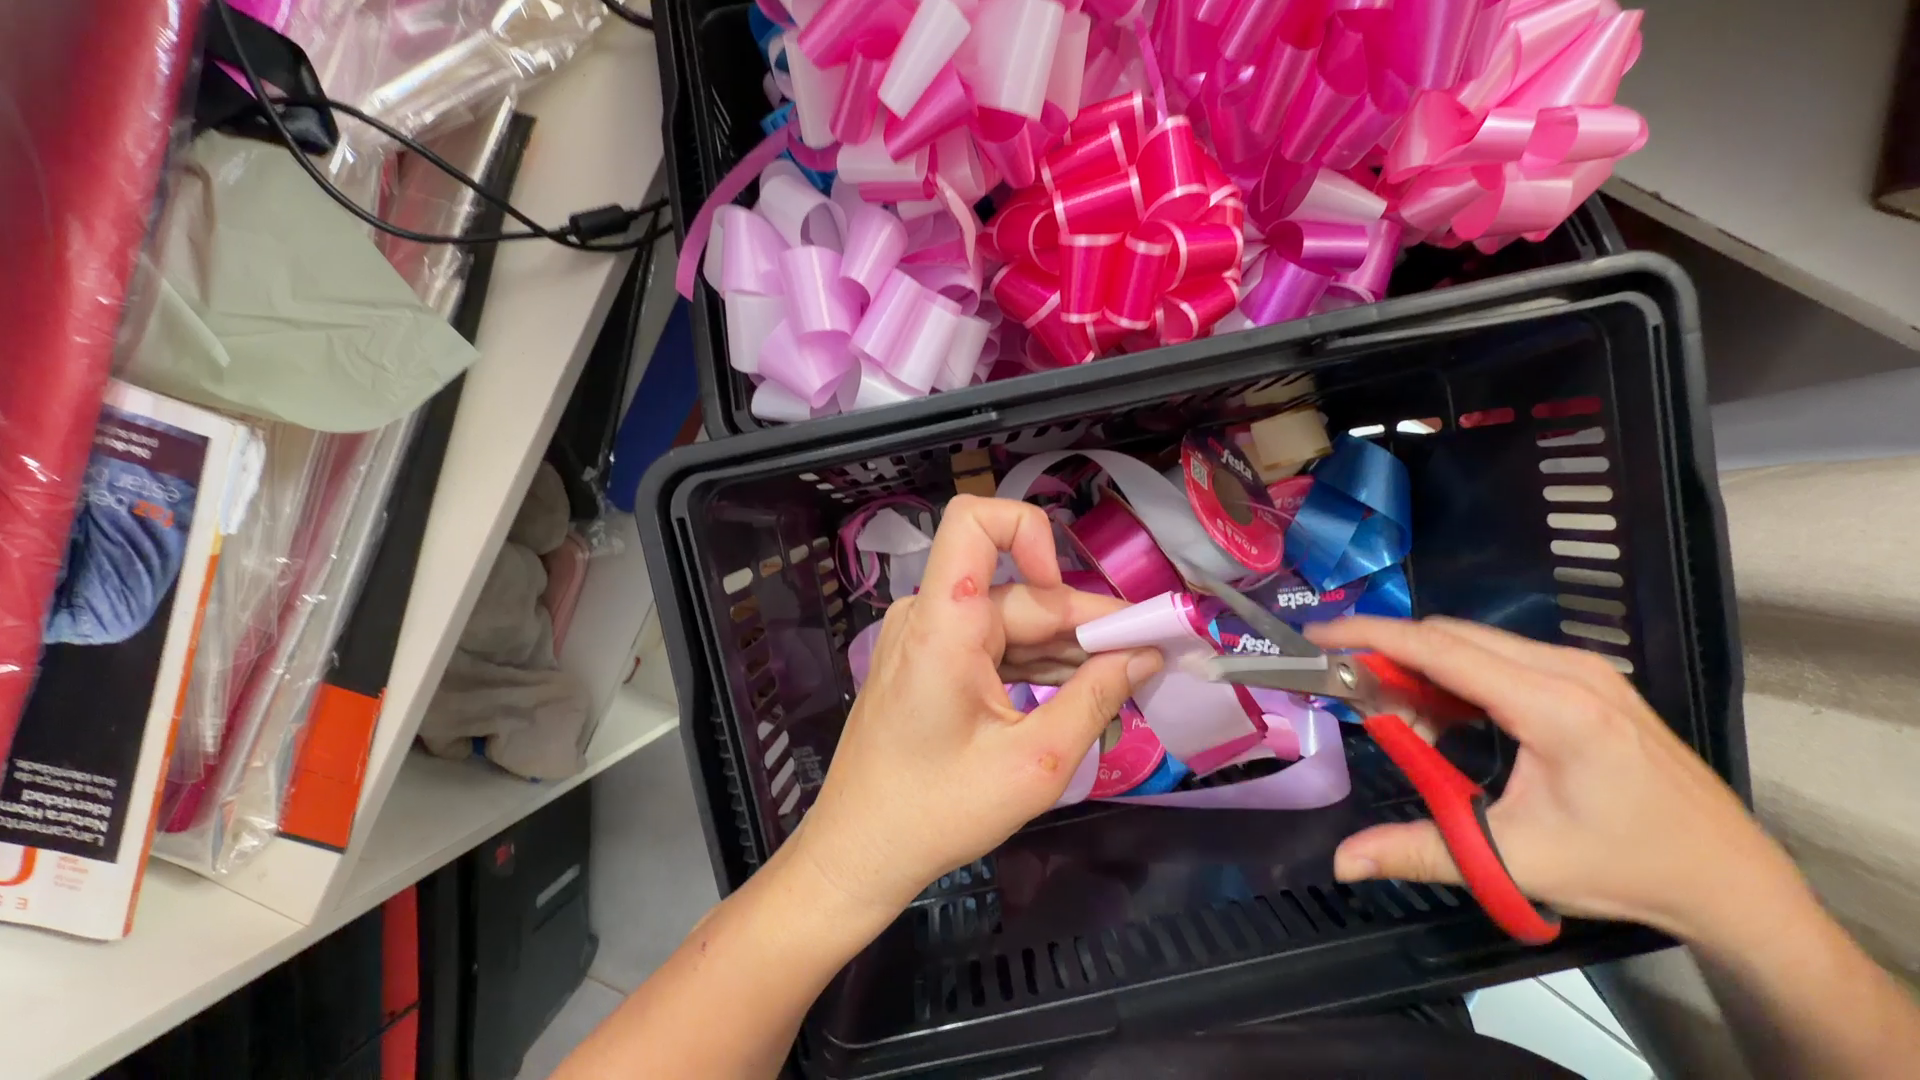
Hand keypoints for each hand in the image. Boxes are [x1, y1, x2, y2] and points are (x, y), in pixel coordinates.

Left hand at [791, 496, 1163, 915]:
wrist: (858, 851)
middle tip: (1147, 660)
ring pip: (1012, 619)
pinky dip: (1036, 663)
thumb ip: (1095, 701)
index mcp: (942, 624)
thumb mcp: (1033, 764)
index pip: (977, 521)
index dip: (1033, 532)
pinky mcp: (930, 662)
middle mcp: (929, 615)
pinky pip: (993, 644)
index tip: (1075, 601)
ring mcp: (926, 639)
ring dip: (1066, 648)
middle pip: (1019, 592)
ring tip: (1120, 685)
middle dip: (1084, 624)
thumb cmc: (937, 813)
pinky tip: (1079, 693)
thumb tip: (1146, 655)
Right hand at [1310, 616, 1795, 941]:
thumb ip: (1420, 851)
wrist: (1730, 878)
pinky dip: (1454, 675)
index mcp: (1553, 705)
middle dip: (1386, 652)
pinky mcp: (1586, 678)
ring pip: (1472, 642)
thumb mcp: (1514, 860)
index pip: (1439, 648)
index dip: (1370, 636)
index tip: (1317, 636)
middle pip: (1450, 635)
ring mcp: (1583, 668)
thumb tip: (1342, 862)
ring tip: (1395, 717)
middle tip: (1343, 687)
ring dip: (1421, 666)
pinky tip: (1444, 718)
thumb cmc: (1625, 866)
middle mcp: (1568, 668)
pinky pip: (1499, 657)